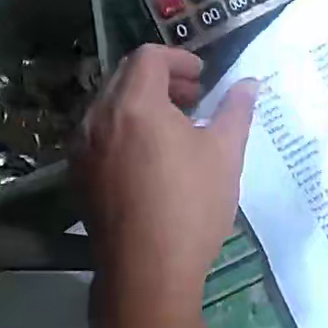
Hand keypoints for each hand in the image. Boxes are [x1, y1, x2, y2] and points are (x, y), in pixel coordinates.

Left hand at [70, 45, 258, 294]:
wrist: (148, 270)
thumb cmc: (192, 205)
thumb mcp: (226, 154)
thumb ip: (237, 110)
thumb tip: (249, 83)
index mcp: (135, 105)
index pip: (149, 57)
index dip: (180, 59)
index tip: (204, 77)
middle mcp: (98, 118)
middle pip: (125, 76)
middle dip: (162, 79)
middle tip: (194, 99)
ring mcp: (82, 148)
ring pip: (109, 105)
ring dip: (142, 103)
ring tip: (175, 128)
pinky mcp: (78, 175)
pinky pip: (99, 133)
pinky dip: (125, 128)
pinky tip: (151, 157)